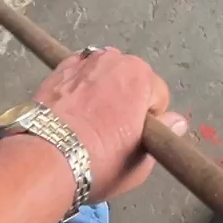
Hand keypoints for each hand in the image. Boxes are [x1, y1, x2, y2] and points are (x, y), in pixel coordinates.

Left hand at [32, 47, 186, 200]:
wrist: (46, 159)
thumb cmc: (98, 162)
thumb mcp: (140, 162)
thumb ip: (164, 134)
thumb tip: (177, 121)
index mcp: (141, 76)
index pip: (157, 96)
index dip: (149, 121)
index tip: (133, 139)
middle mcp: (115, 59)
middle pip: (130, 79)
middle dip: (126, 100)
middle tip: (111, 132)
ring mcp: (85, 61)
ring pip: (103, 73)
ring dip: (102, 89)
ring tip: (88, 121)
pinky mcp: (59, 69)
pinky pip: (78, 73)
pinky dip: (78, 86)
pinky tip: (71, 110)